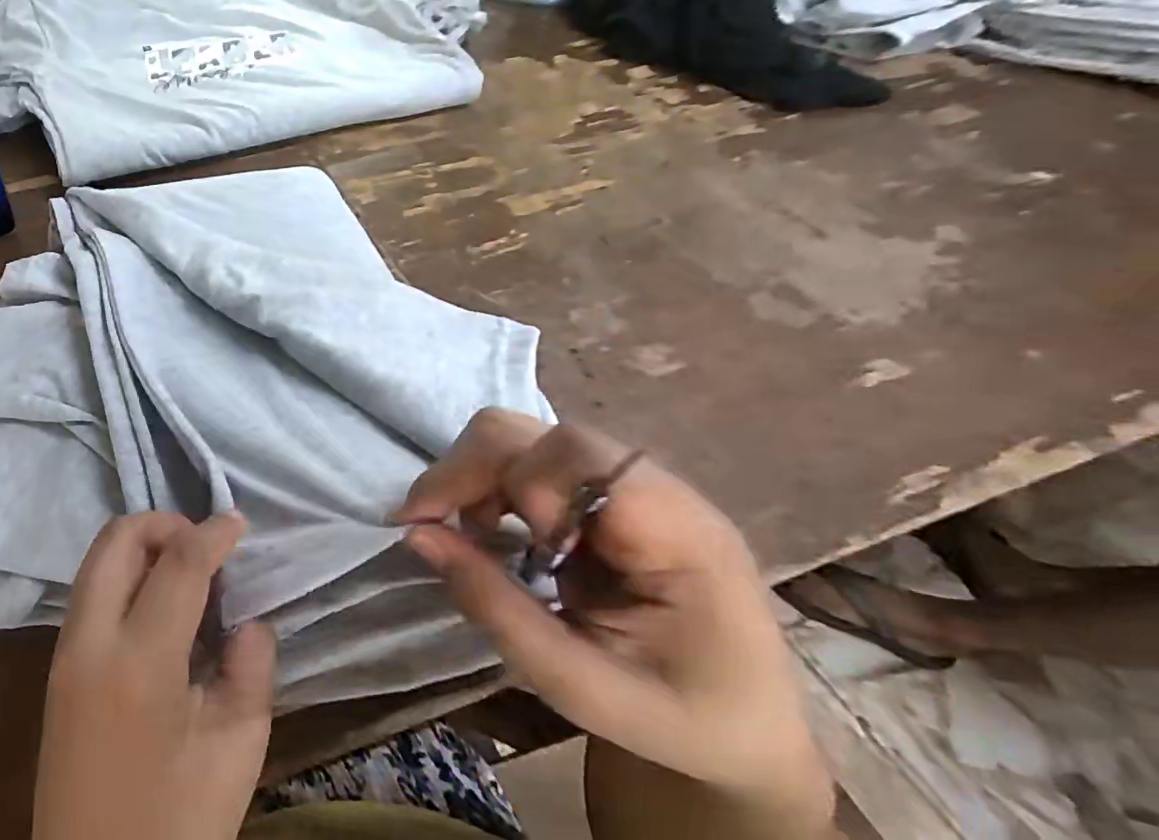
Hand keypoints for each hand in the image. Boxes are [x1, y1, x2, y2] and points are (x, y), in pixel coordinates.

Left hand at [33, 512, 277, 839]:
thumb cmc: (178, 821)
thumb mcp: (237, 746)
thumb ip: (252, 666)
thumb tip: (245, 620)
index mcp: (138, 660)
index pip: (178, 563)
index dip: (213, 533)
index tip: (238, 521)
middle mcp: (89, 641)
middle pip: (117, 539)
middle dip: (164, 524)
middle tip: (206, 545)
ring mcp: (64, 654)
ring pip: (96, 560)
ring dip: (143, 547)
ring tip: (188, 574)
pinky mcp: (57, 670)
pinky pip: (90, 592)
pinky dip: (125, 575)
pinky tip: (160, 608)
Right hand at [392, 411, 831, 830]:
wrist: (741, 728)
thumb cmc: (677, 720)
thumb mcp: (582, 688)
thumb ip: (498, 609)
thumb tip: (416, 534)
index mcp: (680, 533)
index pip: (577, 454)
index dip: (517, 485)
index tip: (485, 542)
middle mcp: (656, 487)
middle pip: (537, 431)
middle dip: (472, 472)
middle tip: (436, 526)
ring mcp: (631, 482)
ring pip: (524, 435)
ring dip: (477, 476)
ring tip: (469, 533)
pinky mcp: (607, 490)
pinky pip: (530, 457)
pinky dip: (491, 483)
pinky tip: (493, 529)